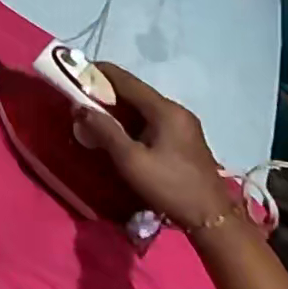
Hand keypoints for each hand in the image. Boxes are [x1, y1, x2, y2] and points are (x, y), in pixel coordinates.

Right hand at [73, 62, 239, 229]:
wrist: (211, 218)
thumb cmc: (169, 186)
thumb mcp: (131, 160)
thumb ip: (105, 131)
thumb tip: (80, 107)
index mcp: (165, 110)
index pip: (127, 81)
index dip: (100, 73)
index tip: (77, 70)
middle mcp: (176, 110)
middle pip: (135, 92)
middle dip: (106, 91)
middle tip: (79, 96)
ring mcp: (183, 124)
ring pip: (143, 107)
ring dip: (118, 107)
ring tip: (93, 112)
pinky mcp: (184, 139)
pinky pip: (151, 120)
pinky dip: (130, 120)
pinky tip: (118, 131)